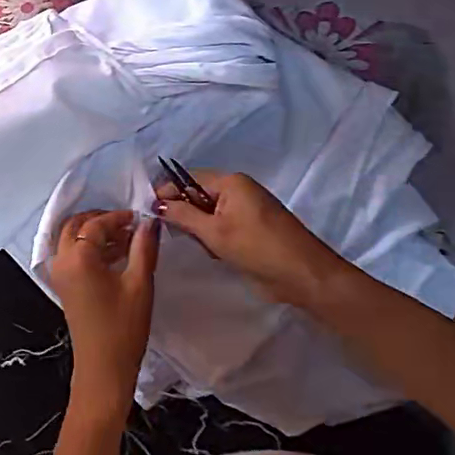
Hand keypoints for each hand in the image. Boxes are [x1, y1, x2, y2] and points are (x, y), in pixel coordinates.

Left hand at [46, 210, 158, 412]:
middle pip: (74, 226)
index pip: (95, 224)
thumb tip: (149, 223)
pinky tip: (115, 255)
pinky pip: (71, 255)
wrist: (103, 366)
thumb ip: (143, 248)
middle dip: (99, 220)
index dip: (117, 217)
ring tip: (126, 238)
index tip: (138, 218)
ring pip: (71, 239)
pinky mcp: (63, 285)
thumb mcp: (139, 283)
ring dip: (93, 233)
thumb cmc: (123, 326)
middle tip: (127, 223)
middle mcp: (61, 261)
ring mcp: (59, 274)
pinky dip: (89, 248)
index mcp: (77, 257)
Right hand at [155, 170, 352, 307]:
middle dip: (185, 214)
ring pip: (206, 213)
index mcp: (231, 182)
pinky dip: (213, 237)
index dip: (167, 193)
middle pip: (196, 195)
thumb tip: (157, 203)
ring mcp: (246, 209)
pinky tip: (216, 252)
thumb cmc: (257, 248)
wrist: (304, 276)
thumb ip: (181, 214)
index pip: (186, 178)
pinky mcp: (250, 227)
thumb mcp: (213, 231)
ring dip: (199, 230)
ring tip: (205, 246)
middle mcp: (238, 190)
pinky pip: (220, 225)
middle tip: (180, 235)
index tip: (149, 213)